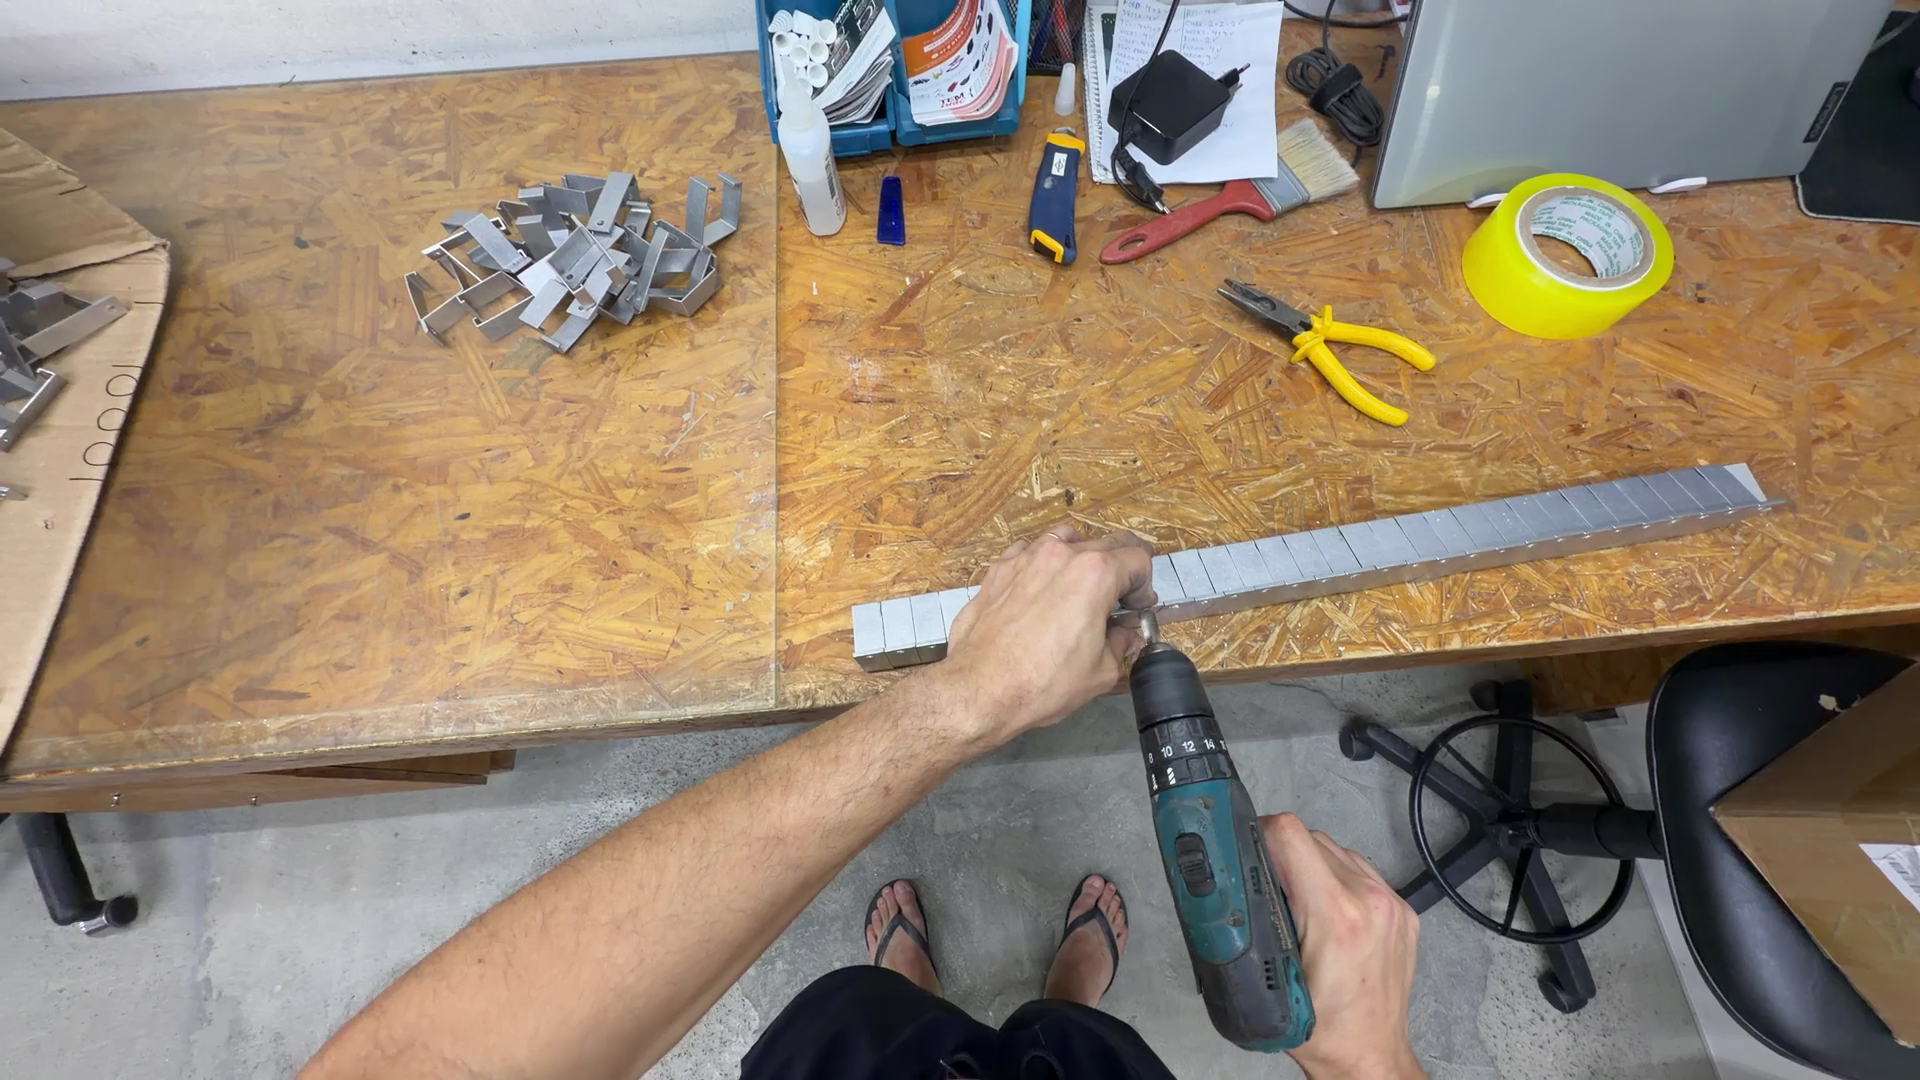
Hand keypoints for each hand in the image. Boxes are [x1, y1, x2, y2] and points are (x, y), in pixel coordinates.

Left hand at [934, 525, 1154, 745]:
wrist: (980, 688)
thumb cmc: (1042, 682)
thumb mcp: (1100, 671)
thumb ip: (1120, 643)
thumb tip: (1124, 634)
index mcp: (1094, 575)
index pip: (1137, 559)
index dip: (1145, 584)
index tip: (1138, 606)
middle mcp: (1060, 555)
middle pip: (1106, 543)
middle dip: (1121, 568)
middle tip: (1121, 596)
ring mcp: (1025, 558)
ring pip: (1065, 539)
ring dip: (1082, 556)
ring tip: (1081, 585)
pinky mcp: (998, 569)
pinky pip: (1029, 551)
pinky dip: (1043, 563)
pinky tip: (1042, 587)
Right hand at [1263, 813, 1426, 1079]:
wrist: (1371, 1060)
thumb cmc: (1321, 1028)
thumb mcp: (1269, 969)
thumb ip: (1252, 915)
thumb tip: (1229, 874)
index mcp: (1336, 914)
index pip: (1290, 834)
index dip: (1260, 832)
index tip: (1246, 849)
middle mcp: (1370, 901)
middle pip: (1309, 836)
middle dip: (1279, 851)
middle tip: (1264, 881)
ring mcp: (1392, 904)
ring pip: (1333, 847)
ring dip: (1307, 860)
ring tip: (1294, 896)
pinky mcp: (1404, 909)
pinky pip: (1357, 866)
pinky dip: (1334, 873)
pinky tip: (1323, 902)